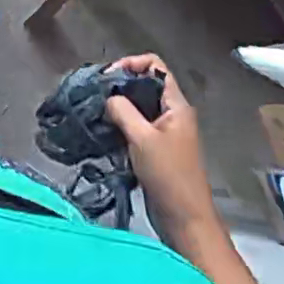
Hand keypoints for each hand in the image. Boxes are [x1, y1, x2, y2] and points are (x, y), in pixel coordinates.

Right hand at [104, 54, 217, 235]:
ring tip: (98, 108)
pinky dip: (121, 121)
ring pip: (138, 104)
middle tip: (98, 92)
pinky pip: (136, 123)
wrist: (186, 220)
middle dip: (120, 83)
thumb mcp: (142, 138)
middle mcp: (172, 113)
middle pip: (144, 83)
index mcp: (176, 105)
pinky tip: (105, 127)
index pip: (155, 66)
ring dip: (119, 103)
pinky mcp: (156, 146)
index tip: (109, 76)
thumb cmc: (169, 175)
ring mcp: (165, 131)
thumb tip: (108, 97)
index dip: (132, 63)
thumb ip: (123, 110)